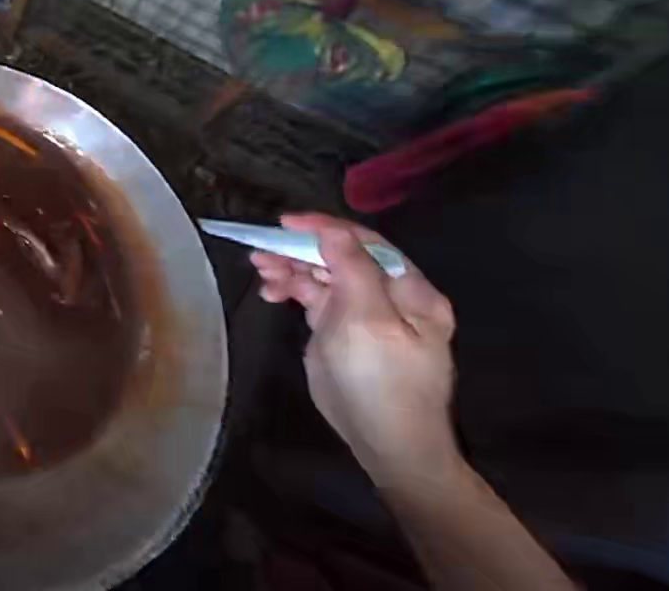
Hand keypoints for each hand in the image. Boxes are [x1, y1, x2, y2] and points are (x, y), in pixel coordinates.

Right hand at [251, 213, 459, 486]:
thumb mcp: (369, 321)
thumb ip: (352, 270)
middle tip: (261, 252)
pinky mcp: (338, 326)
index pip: (365, 243)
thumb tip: (331, 230)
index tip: (285, 223)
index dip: (325, 228)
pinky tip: (270, 293)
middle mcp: (386, 294)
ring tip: (260, 269)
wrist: (385, 443)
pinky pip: (310, 295)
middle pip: (337, 256)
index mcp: (408, 290)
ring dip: (288, 267)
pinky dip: (289, 288)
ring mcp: (361, 311)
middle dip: (299, 250)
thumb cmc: (382, 381)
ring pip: (320, 273)